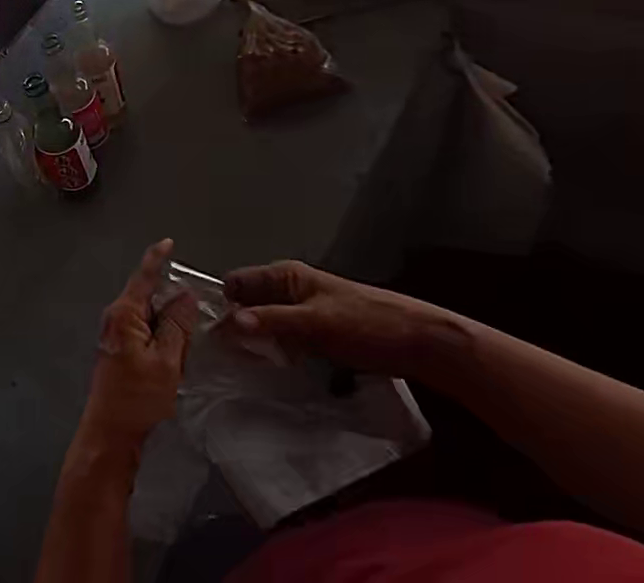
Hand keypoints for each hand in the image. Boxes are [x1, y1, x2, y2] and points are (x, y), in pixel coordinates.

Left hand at [79, 239, 197, 450]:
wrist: (111, 432)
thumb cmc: (139, 397)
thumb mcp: (167, 361)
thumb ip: (176, 326)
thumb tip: (184, 294)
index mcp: (123, 314)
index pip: (143, 278)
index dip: (156, 259)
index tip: (168, 242)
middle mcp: (115, 317)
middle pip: (146, 296)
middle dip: (171, 298)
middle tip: (198, 305)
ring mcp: (115, 333)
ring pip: (147, 315)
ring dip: (168, 319)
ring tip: (191, 329)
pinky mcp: (119, 348)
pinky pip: (144, 330)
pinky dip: (162, 333)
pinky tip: (177, 347)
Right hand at [220, 261, 467, 382]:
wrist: (428, 345)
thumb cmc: (369, 325)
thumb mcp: (315, 323)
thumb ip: (271, 321)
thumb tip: (227, 324)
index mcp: (285, 275)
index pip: (236, 283)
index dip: (223, 305)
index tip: (215, 336)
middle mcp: (290, 287)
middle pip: (249, 304)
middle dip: (239, 327)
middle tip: (230, 357)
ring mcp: (305, 309)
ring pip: (267, 323)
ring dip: (260, 342)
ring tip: (251, 367)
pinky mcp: (319, 331)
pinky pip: (286, 338)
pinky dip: (279, 351)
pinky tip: (278, 369)